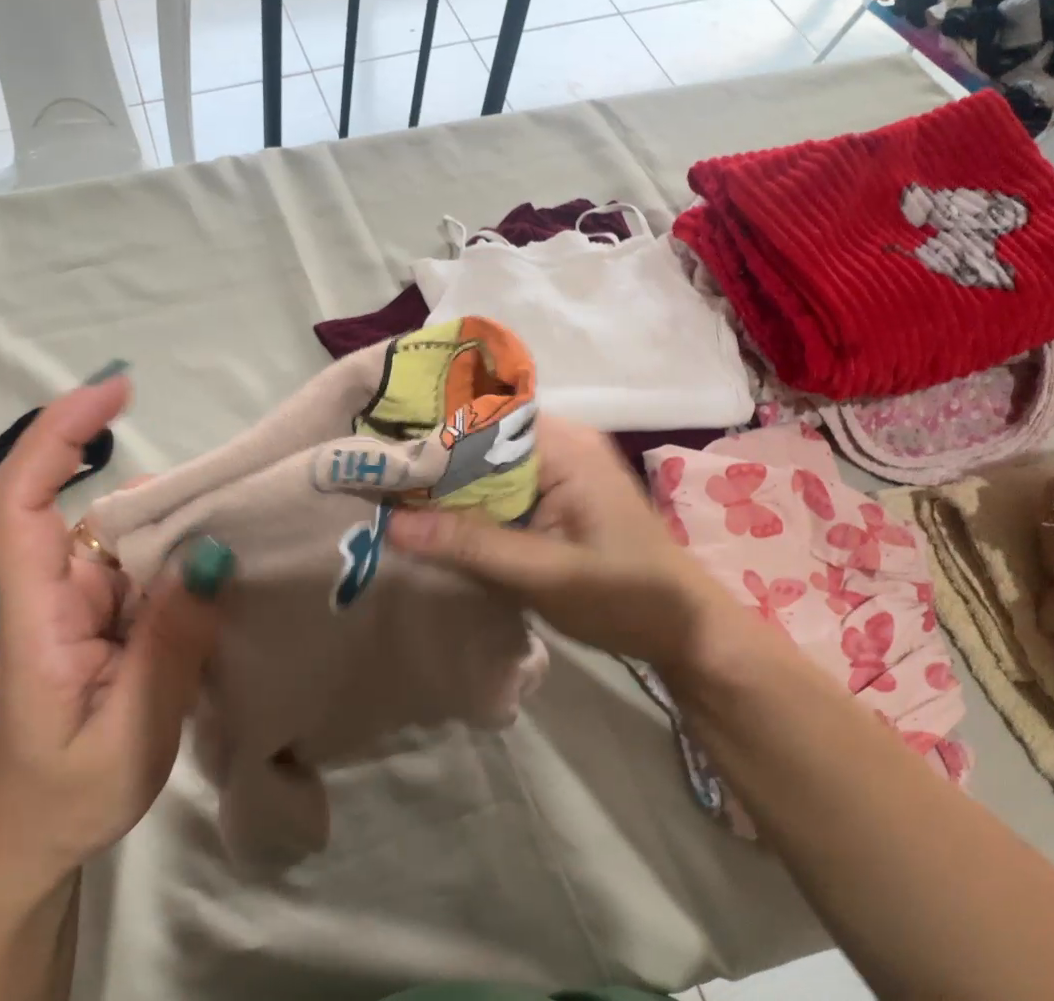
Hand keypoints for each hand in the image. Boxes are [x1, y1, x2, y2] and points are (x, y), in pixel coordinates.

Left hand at [0, 374, 230, 882]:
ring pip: (131, 547)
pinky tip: (231, 582)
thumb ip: (170, 645)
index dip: (58, 434)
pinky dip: (187, 573)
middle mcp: (56, 597)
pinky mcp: (107, 630)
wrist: (34, 847)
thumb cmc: (67, 798)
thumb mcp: (131, 731)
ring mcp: (83, 613)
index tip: (117, 390)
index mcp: (38, 616)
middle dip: (162, 495)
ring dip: (183, 537)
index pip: (22, 501)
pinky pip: (148, 582)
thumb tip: (211, 555)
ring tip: (249, 540)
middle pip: (96, 515)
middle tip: (239, 498)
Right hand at [386, 416, 761, 675]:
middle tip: (367, 481)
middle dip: (427, 462)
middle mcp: (559, 445)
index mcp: (563, 446)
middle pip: (476, 440)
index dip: (425, 436)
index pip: (478, 421)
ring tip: (384, 500)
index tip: (373, 458)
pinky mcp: (554, 500)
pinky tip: (430, 524)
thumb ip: (471, 544)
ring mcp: (558, 472)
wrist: (686, 632)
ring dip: (443, 487)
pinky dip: (466, 506)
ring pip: (483, 467)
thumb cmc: (625, 598)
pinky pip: (497, 490)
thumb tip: (392, 522)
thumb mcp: (544, 575)